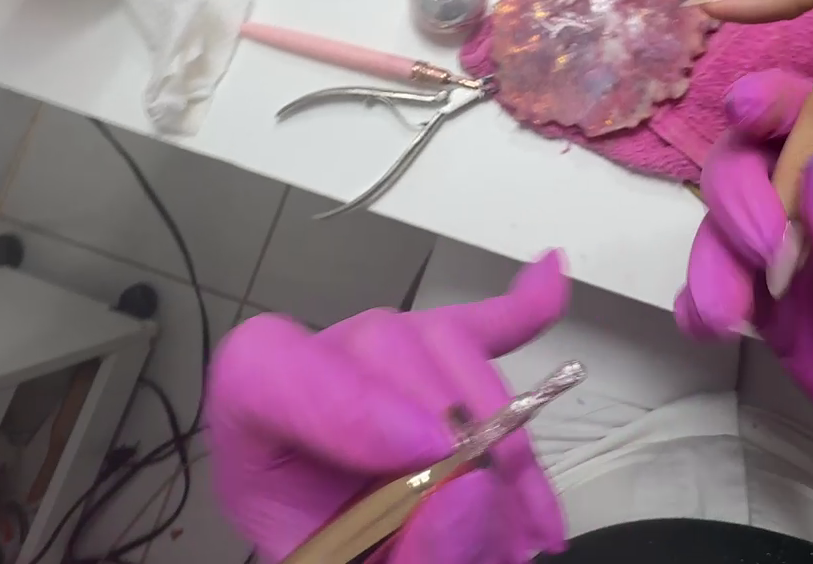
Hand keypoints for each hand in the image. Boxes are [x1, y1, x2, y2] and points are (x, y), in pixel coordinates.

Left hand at [209, 252, 570, 563]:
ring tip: (530, 526)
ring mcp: (389, 346)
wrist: (372, 554)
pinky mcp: (444, 346)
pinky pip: (486, 320)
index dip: (348, 402)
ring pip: (447, 341)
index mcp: (260, 430)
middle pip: (381, 349)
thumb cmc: (347, 558)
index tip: (424, 452)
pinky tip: (553, 276)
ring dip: (506, 432)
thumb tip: (467, 488)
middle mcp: (323, 366)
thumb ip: (406, 555)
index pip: (266, 369)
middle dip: (454, 429)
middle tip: (497, 513)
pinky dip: (523, 308)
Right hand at [676, 71, 812, 561]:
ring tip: (727, 312)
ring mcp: (805, 261)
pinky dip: (699, 293)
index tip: (745, 108)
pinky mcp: (780, 315)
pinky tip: (705, 325)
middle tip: (767, 252)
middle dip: (743, 192)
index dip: (781, 101)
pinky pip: (723, 283)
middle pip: (758, 160)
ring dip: (713, 250)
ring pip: (729, 220)